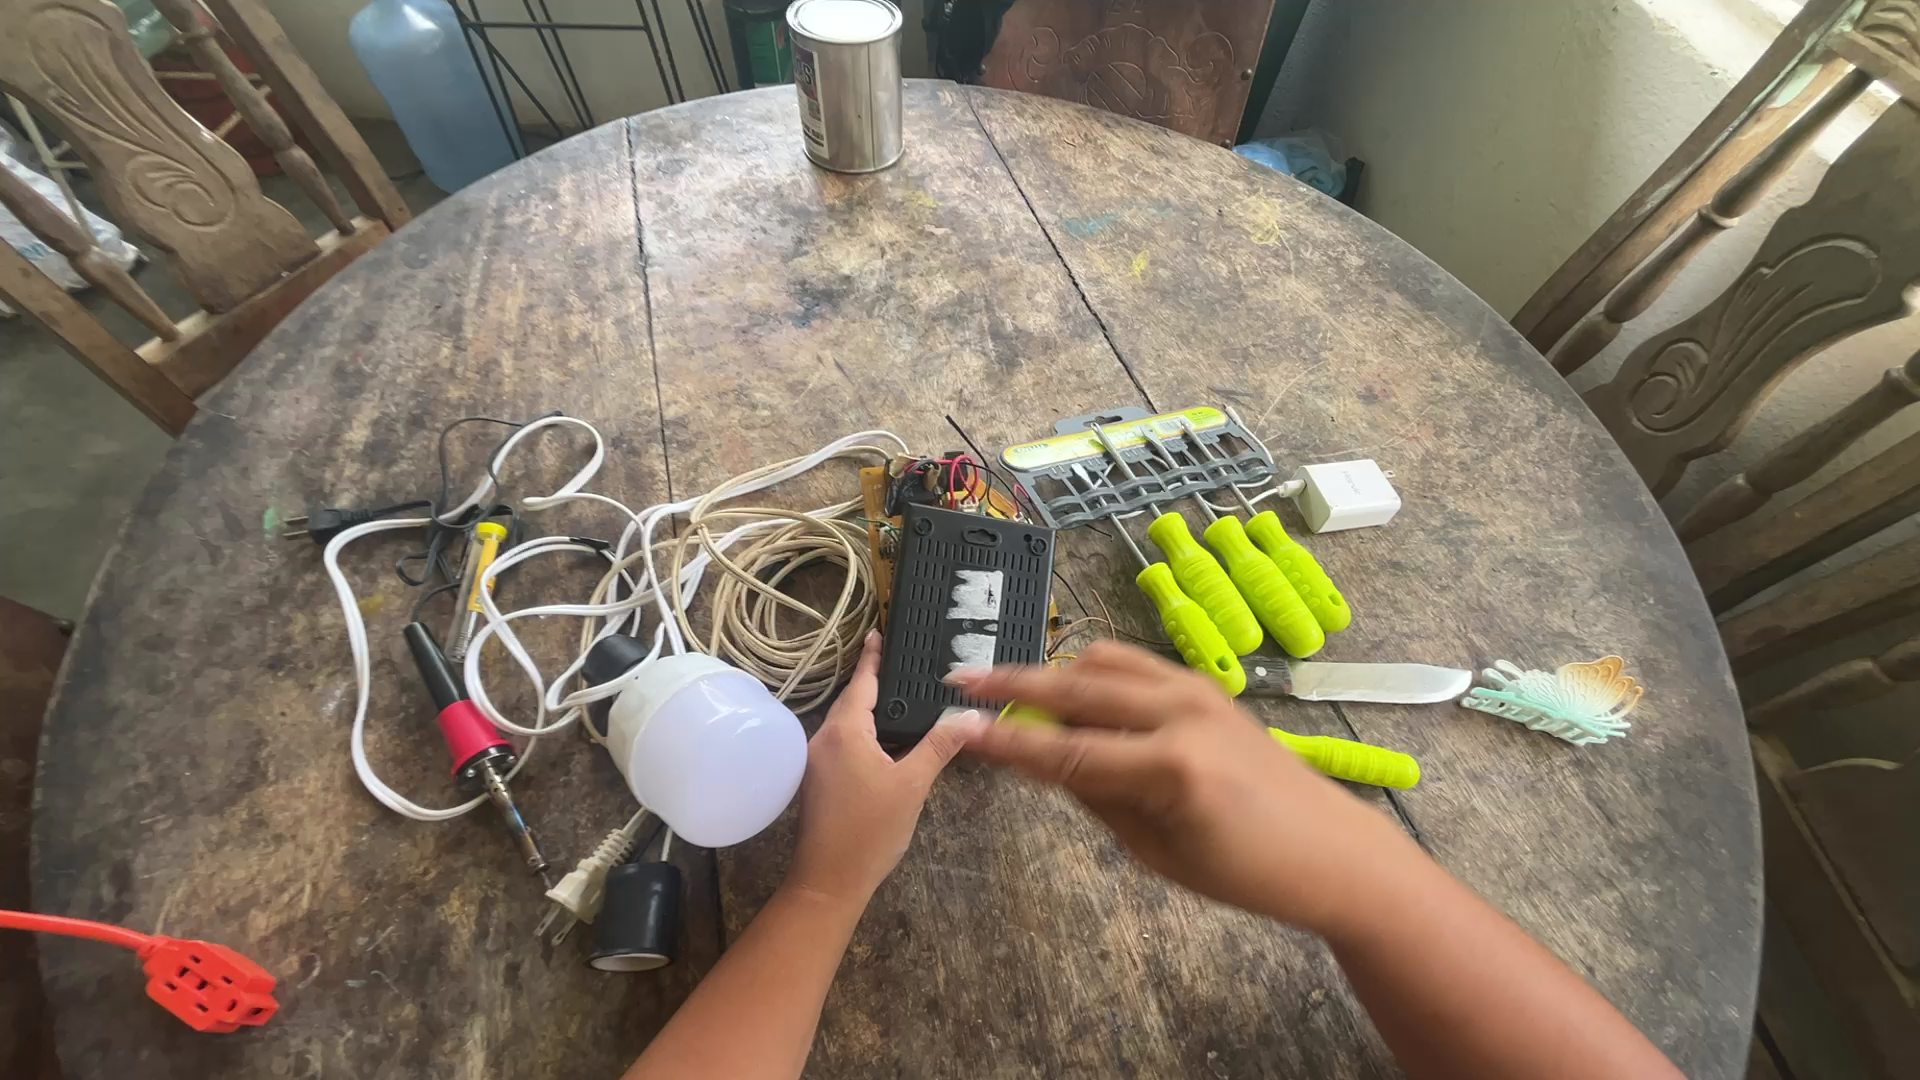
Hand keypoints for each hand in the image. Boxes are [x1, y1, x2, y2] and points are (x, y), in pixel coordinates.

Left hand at [786, 631, 980, 905]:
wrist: (829, 881)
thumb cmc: (871, 830)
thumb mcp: (913, 784)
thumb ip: (939, 745)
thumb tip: (970, 717)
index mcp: (846, 732)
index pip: (862, 683)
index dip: (872, 658)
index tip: (877, 633)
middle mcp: (824, 738)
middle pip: (851, 700)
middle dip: (871, 680)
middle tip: (896, 661)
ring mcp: (816, 759)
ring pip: (845, 722)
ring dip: (867, 707)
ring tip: (894, 695)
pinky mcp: (816, 778)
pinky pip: (841, 740)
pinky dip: (861, 729)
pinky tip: (881, 736)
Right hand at [951, 641, 1417, 932]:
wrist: (1332, 848)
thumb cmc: (1245, 872)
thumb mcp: (1157, 851)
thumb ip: (1095, 794)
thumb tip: (1041, 758)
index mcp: (1171, 767)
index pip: (1067, 752)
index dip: (1008, 743)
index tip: (963, 730)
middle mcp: (1180, 711)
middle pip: (1076, 688)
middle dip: (1015, 683)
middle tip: (964, 678)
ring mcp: (1194, 687)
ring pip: (1101, 660)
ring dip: (1055, 673)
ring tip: (1017, 692)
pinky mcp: (1202, 681)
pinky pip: (1132, 662)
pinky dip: (1093, 672)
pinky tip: (1077, 693)